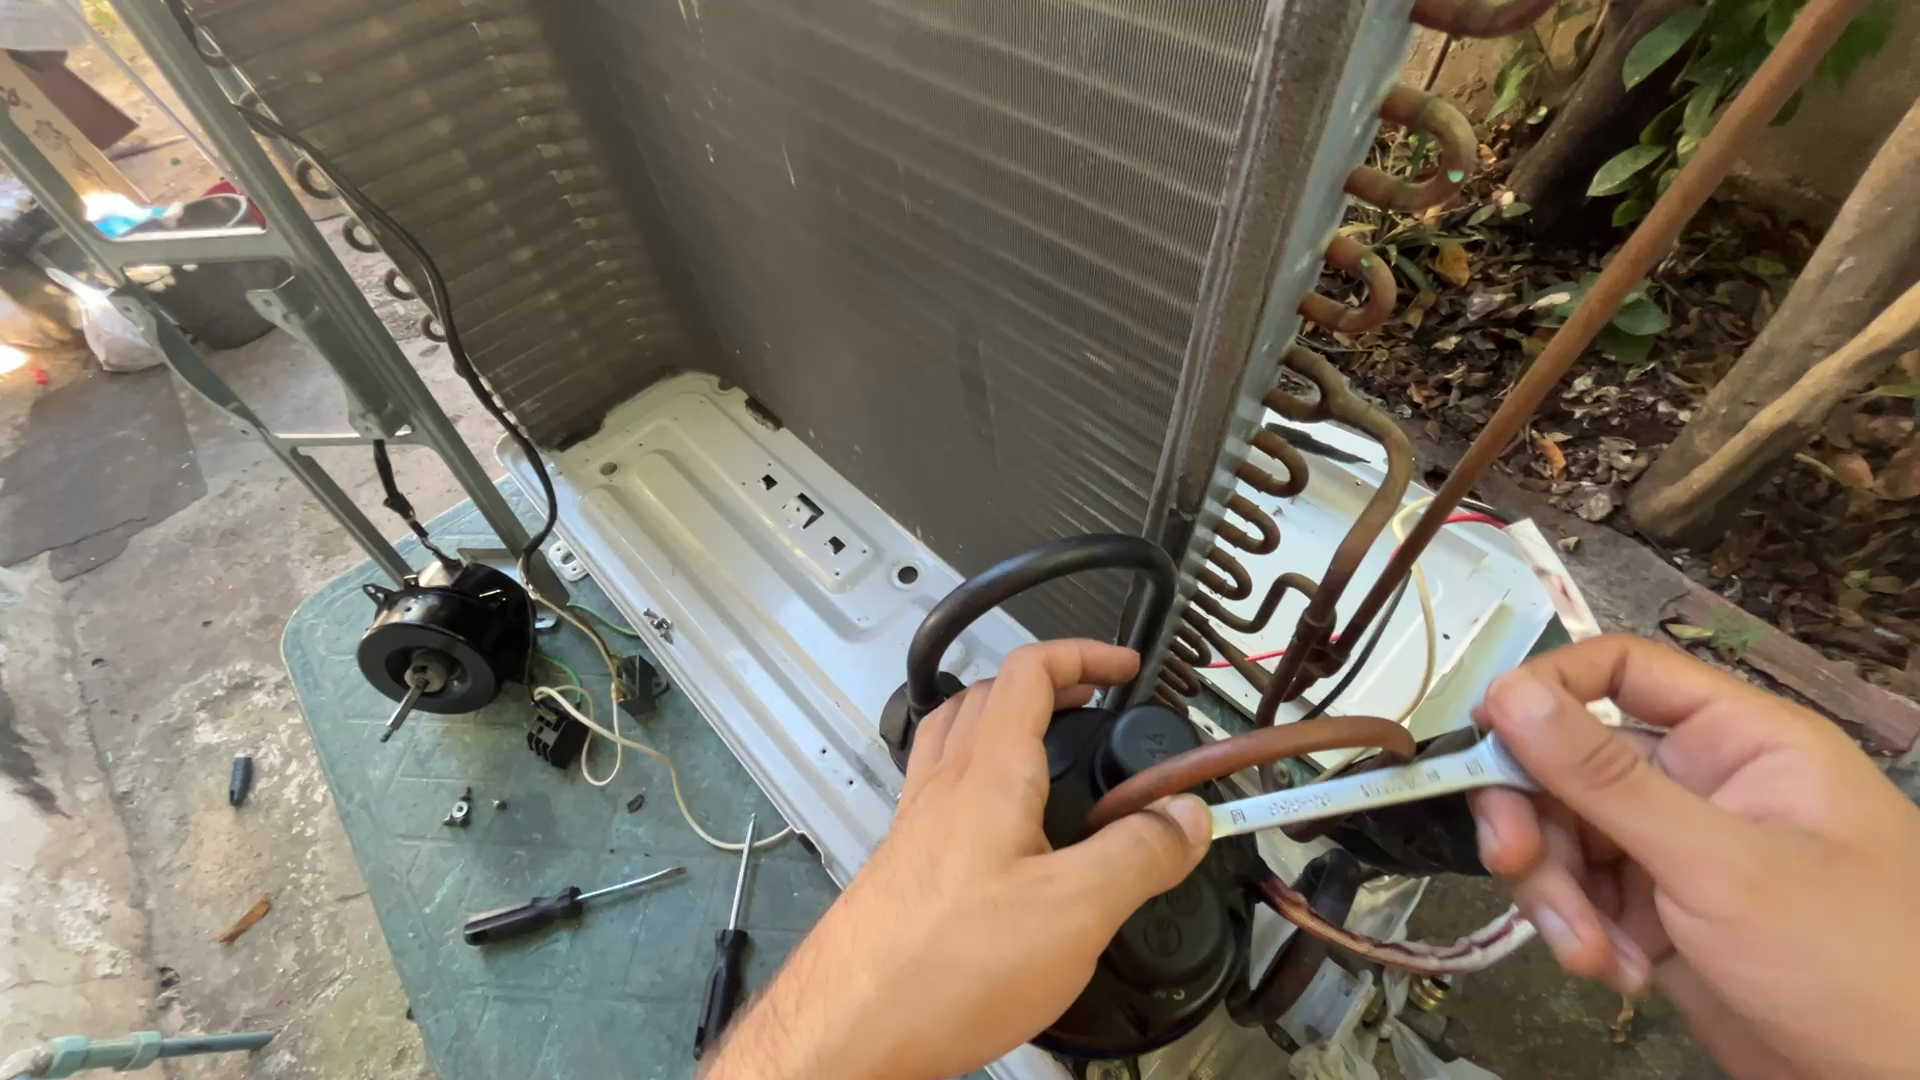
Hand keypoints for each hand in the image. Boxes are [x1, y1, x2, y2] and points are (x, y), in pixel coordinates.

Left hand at [703, 641, 1212, 1079]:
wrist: (852, 1022)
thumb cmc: (946, 963)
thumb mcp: (1073, 911)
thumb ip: (1138, 855)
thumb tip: (1185, 816)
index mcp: (988, 770)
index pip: (1030, 671)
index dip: (1082, 655)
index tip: (1123, 667)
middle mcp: (946, 779)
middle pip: (992, 691)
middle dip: (1050, 682)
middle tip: (1094, 701)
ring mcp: (920, 812)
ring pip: (960, 728)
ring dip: (1008, 714)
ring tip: (1049, 740)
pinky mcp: (909, 850)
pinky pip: (944, 778)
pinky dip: (981, 765)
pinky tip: (1004, 813)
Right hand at [1470, 634, 1919, 1077]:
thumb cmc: (1855, 969)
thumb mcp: (1717, 865)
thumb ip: (1602, 775)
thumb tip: (1503, 690)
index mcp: (1735, 741)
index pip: (1618, 669)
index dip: (1545, 687)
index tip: (1485, 729)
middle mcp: (1691, 778)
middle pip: (1562, 759)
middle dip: (1530, 816)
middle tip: (1510, 859)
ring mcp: (1662, 840)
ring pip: (1554, 826)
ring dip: (1552, 888)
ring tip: (1586, 951)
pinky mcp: (1642, 899)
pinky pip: (1570, 883)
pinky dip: (1576, 926)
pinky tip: (1612, 969)